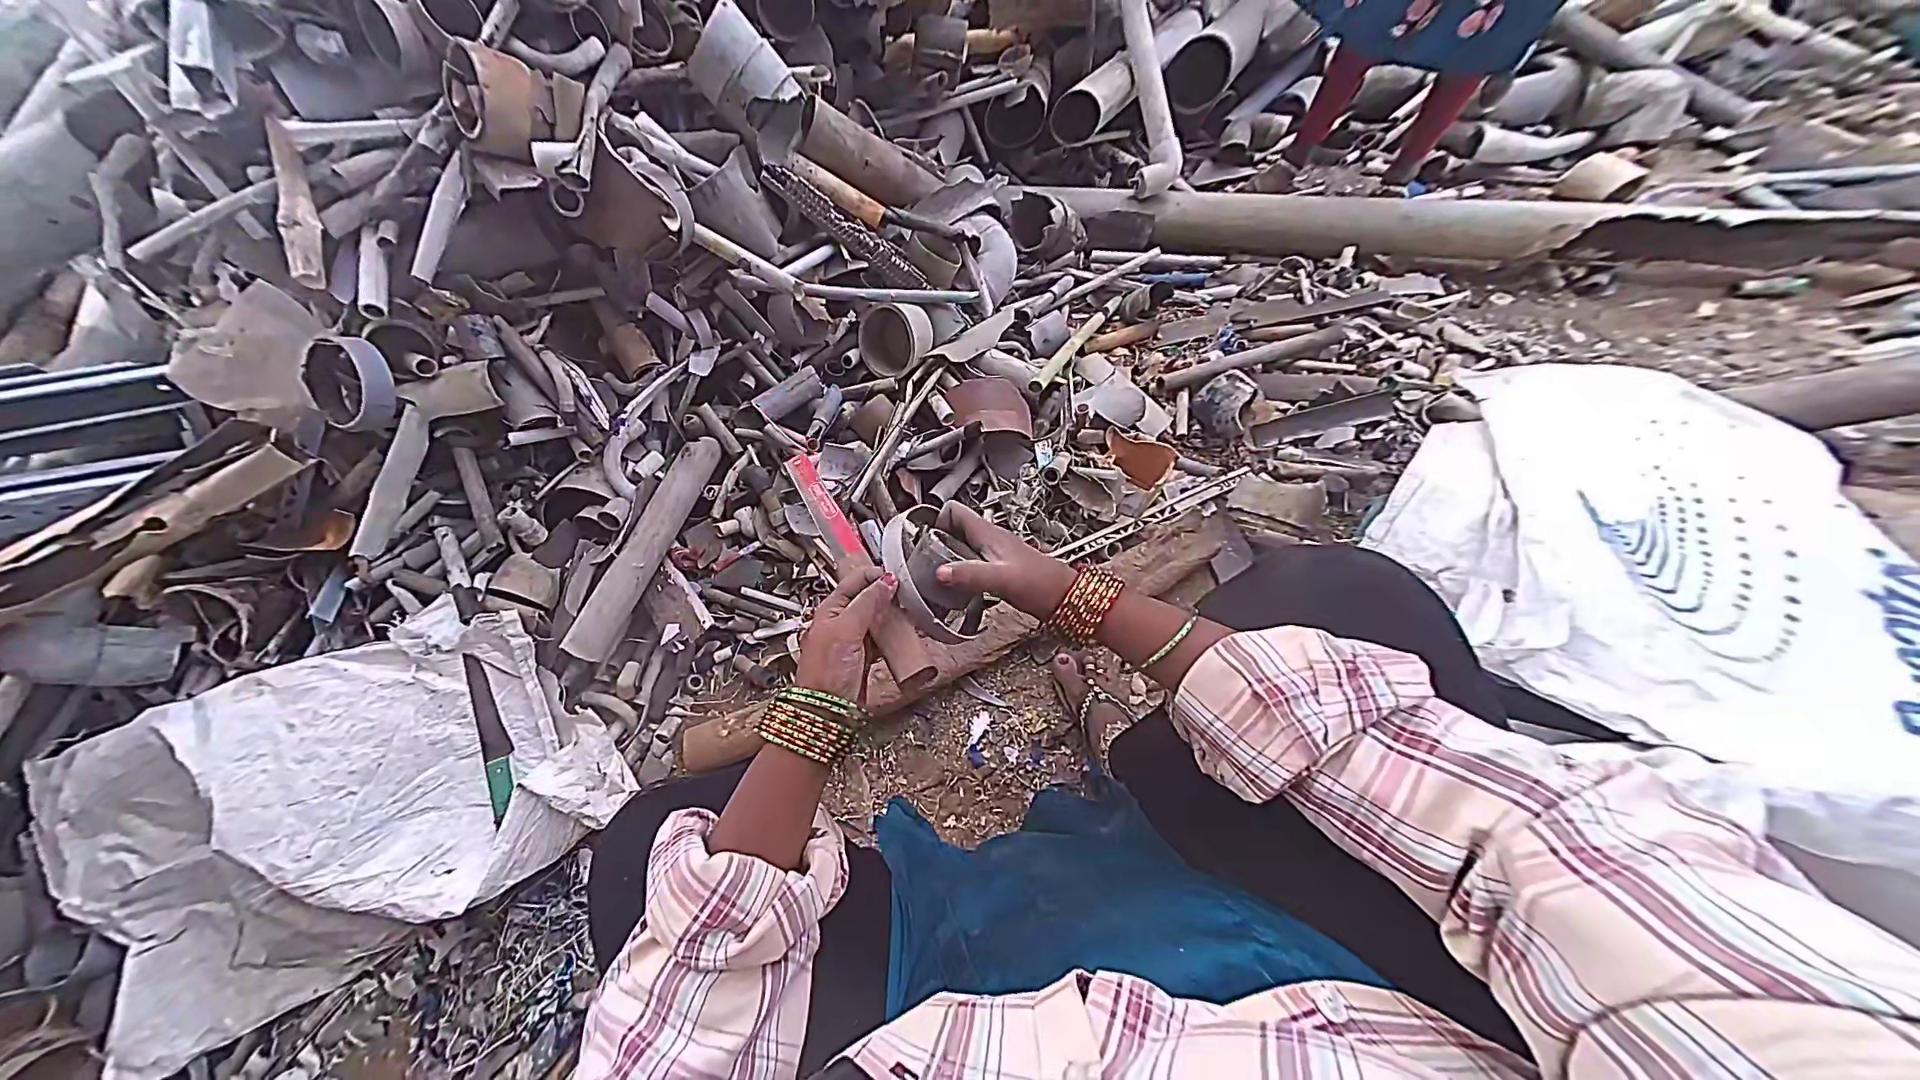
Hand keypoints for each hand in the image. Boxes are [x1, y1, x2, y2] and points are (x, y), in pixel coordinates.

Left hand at [793, 566, 896, 702]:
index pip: (857, 580)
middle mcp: (843, 620)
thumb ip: (867, 603)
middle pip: (870, 598)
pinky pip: (884, 637)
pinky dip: (896, 634)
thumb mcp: (846, 629)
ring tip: (911, 613)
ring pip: (880, 617)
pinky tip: (906, 634)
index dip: (877, 576)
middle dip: (890, 595)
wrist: (827, 709)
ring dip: (895, 615)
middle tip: (909, 595)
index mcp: (831, 608)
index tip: (898, 578)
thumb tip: (886, 581)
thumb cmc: (825, 673)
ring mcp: (855, 637)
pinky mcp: (866, 654)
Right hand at [933, 504, 1076, 618]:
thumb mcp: (999, 579)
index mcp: (988, 534)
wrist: (1065, 597)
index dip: (935, 520)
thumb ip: (969, 575)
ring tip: (940, 576)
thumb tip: (940, 572)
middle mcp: (991, 539)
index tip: (923, 538)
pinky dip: (962, 572)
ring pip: (963, 546)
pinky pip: (972, 563)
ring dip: (949, 557)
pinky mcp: (1000, 569)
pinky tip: (961, 588)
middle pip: (954, 529)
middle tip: (926, 561)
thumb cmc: (1040, 584)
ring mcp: (995, 554)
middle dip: (937, 541)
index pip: (953, 510)